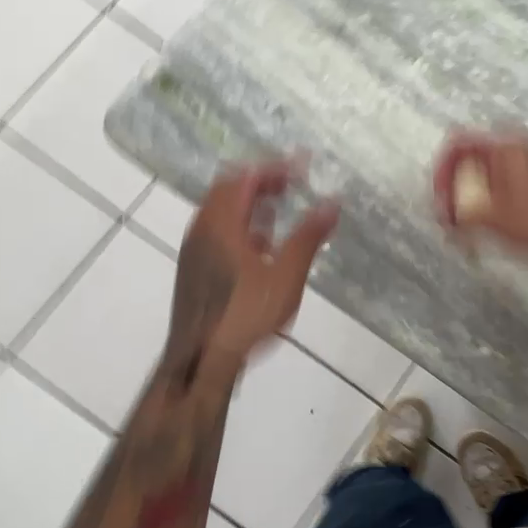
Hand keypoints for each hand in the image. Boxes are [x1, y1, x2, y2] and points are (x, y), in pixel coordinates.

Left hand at [165, 159, 339, 374]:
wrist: (200, 361)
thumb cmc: (245, 315)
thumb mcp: (286, 276)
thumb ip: (308, 237)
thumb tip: (332, 203)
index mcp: (221, 223)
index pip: (245, 177)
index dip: (275, 167)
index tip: (304, 166)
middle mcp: (202, 230)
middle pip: (228, 190)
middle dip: (262, 181)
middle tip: (293, 183)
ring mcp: (194, 251)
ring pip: (221, 212)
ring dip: (250, 204)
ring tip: (282, 209)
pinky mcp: (194, 271)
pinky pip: (218, 232)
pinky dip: (241, 225)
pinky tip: (263, 246)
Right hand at [432, 131, 527, 256]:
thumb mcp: (496, 220)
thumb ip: (463, 212)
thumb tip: (448, 213)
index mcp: (505, 146)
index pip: (457, 145)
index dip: (441, 175)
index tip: (440, 205)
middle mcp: (523, 145)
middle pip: (476, 161)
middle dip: (460, 193)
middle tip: (457, 224)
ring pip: (497, 176)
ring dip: (482, 203)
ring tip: (480, 235)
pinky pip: (517, 185)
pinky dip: (504, 204)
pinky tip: (508, 231)